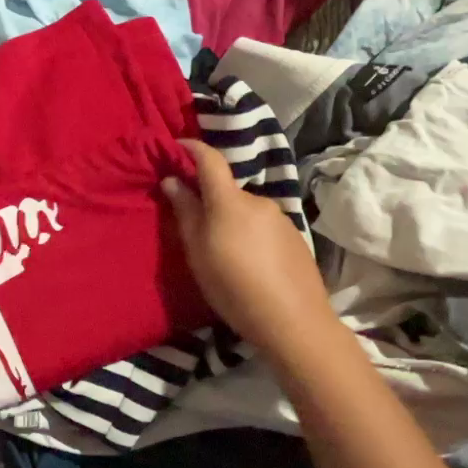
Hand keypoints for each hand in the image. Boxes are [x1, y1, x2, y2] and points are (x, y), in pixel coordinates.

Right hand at [163, 138, 337, 354]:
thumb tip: (173, 181)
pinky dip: (248, 233)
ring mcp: (280, 218)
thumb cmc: (234, 286)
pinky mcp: (294, 236)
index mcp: (229, 201)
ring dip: (229, 219)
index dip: (192, 148)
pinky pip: (261, 224)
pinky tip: (247, 262)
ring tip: (221, 250)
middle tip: (192, 225)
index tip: (176, 146)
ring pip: (244, 209)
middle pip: (226, 190)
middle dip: (208, 199)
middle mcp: (257, 201)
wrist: (294, 321)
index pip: (210, 160)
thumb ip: (185, 213)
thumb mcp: (198, 253)